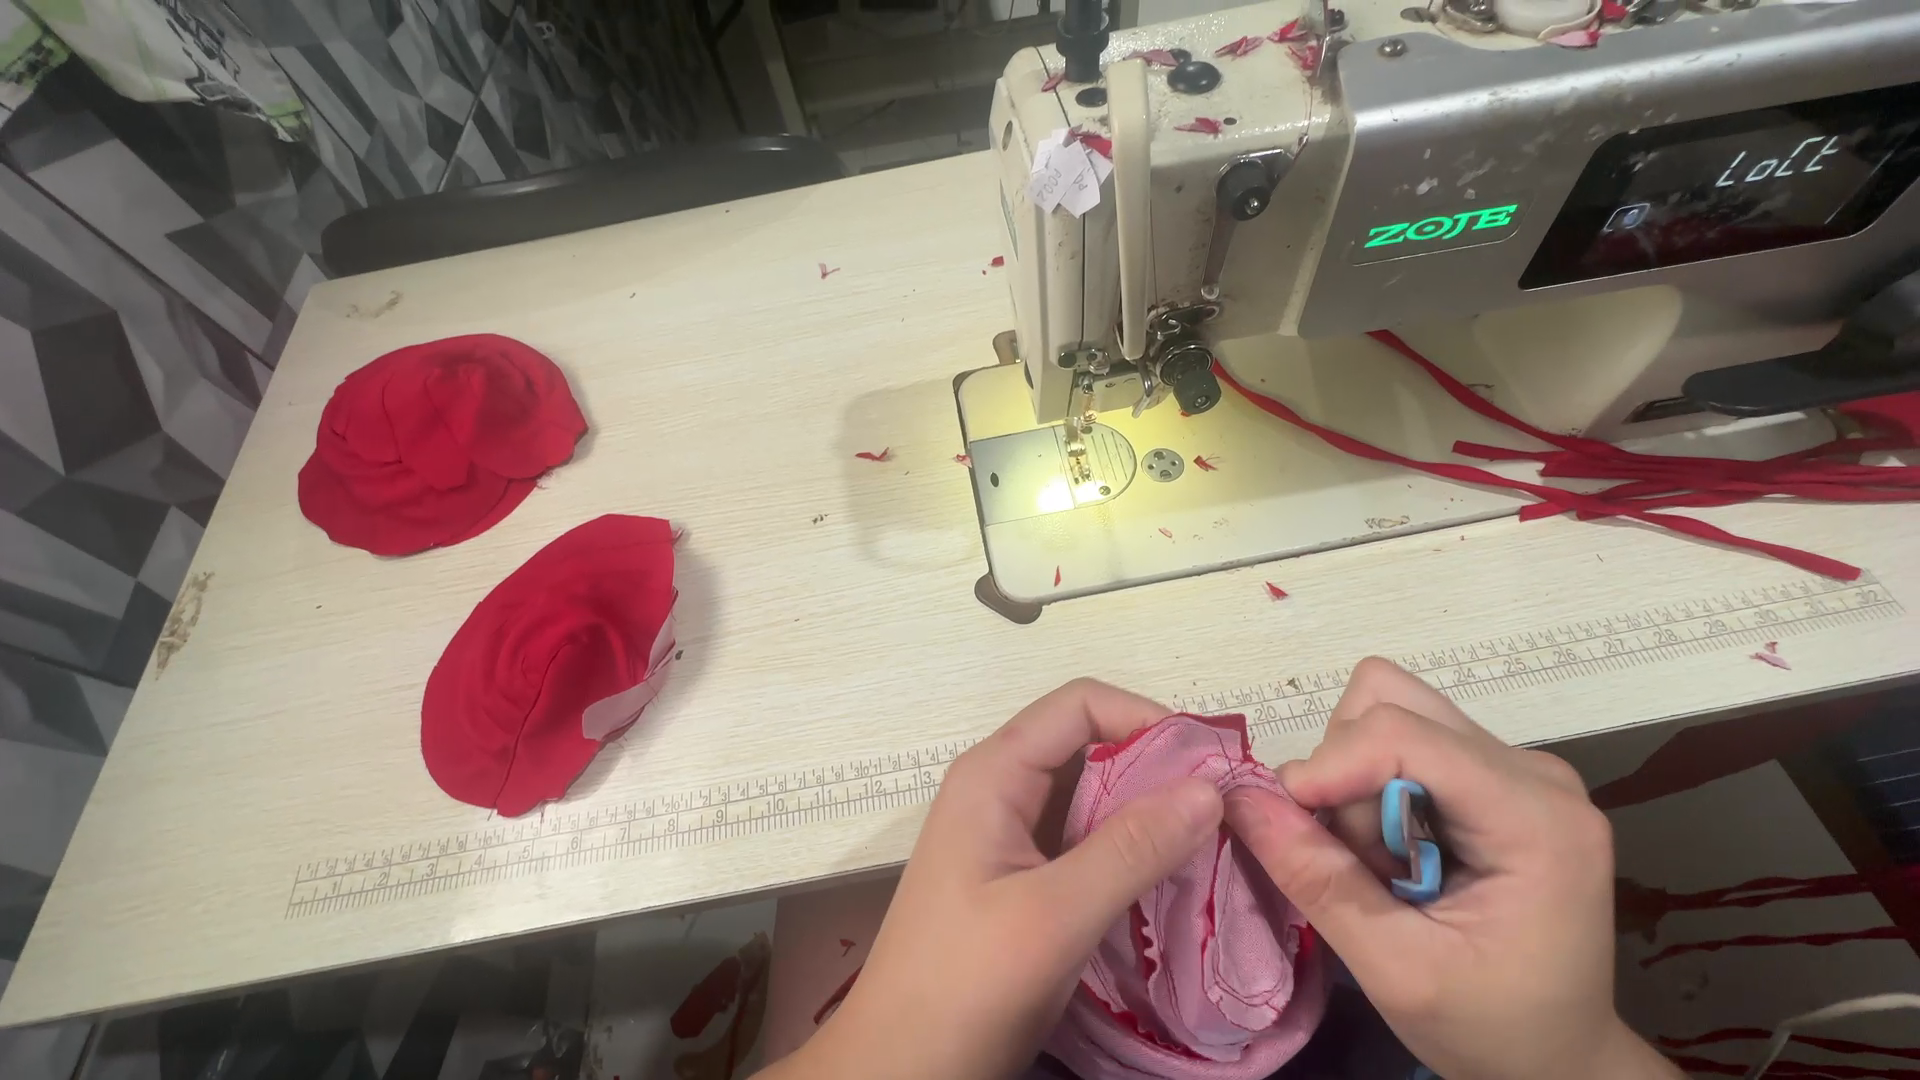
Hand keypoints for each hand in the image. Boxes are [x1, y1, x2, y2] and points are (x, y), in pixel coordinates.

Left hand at [768, 679, 1222, 1079]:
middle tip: (1223, 806)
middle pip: (1088, 741)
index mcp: (994, 773)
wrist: (901, 1064)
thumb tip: (1207, 788)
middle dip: (1156, 763)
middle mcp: (1001, 786)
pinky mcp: (1022, 870)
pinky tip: (1169, 872)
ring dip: (1147, 806)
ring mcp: (1010, 829)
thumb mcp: (1052, 915)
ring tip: (1208, 838)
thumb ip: (1130, 849)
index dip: (1145, 717)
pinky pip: (1084, 833)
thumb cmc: (963, 984)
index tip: (1208, 763)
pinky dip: (1128, 842)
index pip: (1079, 704)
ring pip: (1090, 790)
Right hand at [1224, 658, 1681, 1079]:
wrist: (1557, 1058)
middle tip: (1353, 855)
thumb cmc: (1491, 1029)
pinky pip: (1393, 738)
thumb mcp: (1396, 971)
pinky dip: (1362, 782)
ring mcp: (1508, 765)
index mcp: (1533, 816)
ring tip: (1376, 858)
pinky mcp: (1484, 772)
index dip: (1327, 765)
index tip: (1286, 822)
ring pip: (1383, 711)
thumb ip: (1317, 879)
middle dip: (1341, 770)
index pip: (1399, 732)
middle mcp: (1527, 768)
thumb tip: (1237, 797)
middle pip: (1388, 703)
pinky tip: (1389, 847)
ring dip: (1349, 776)